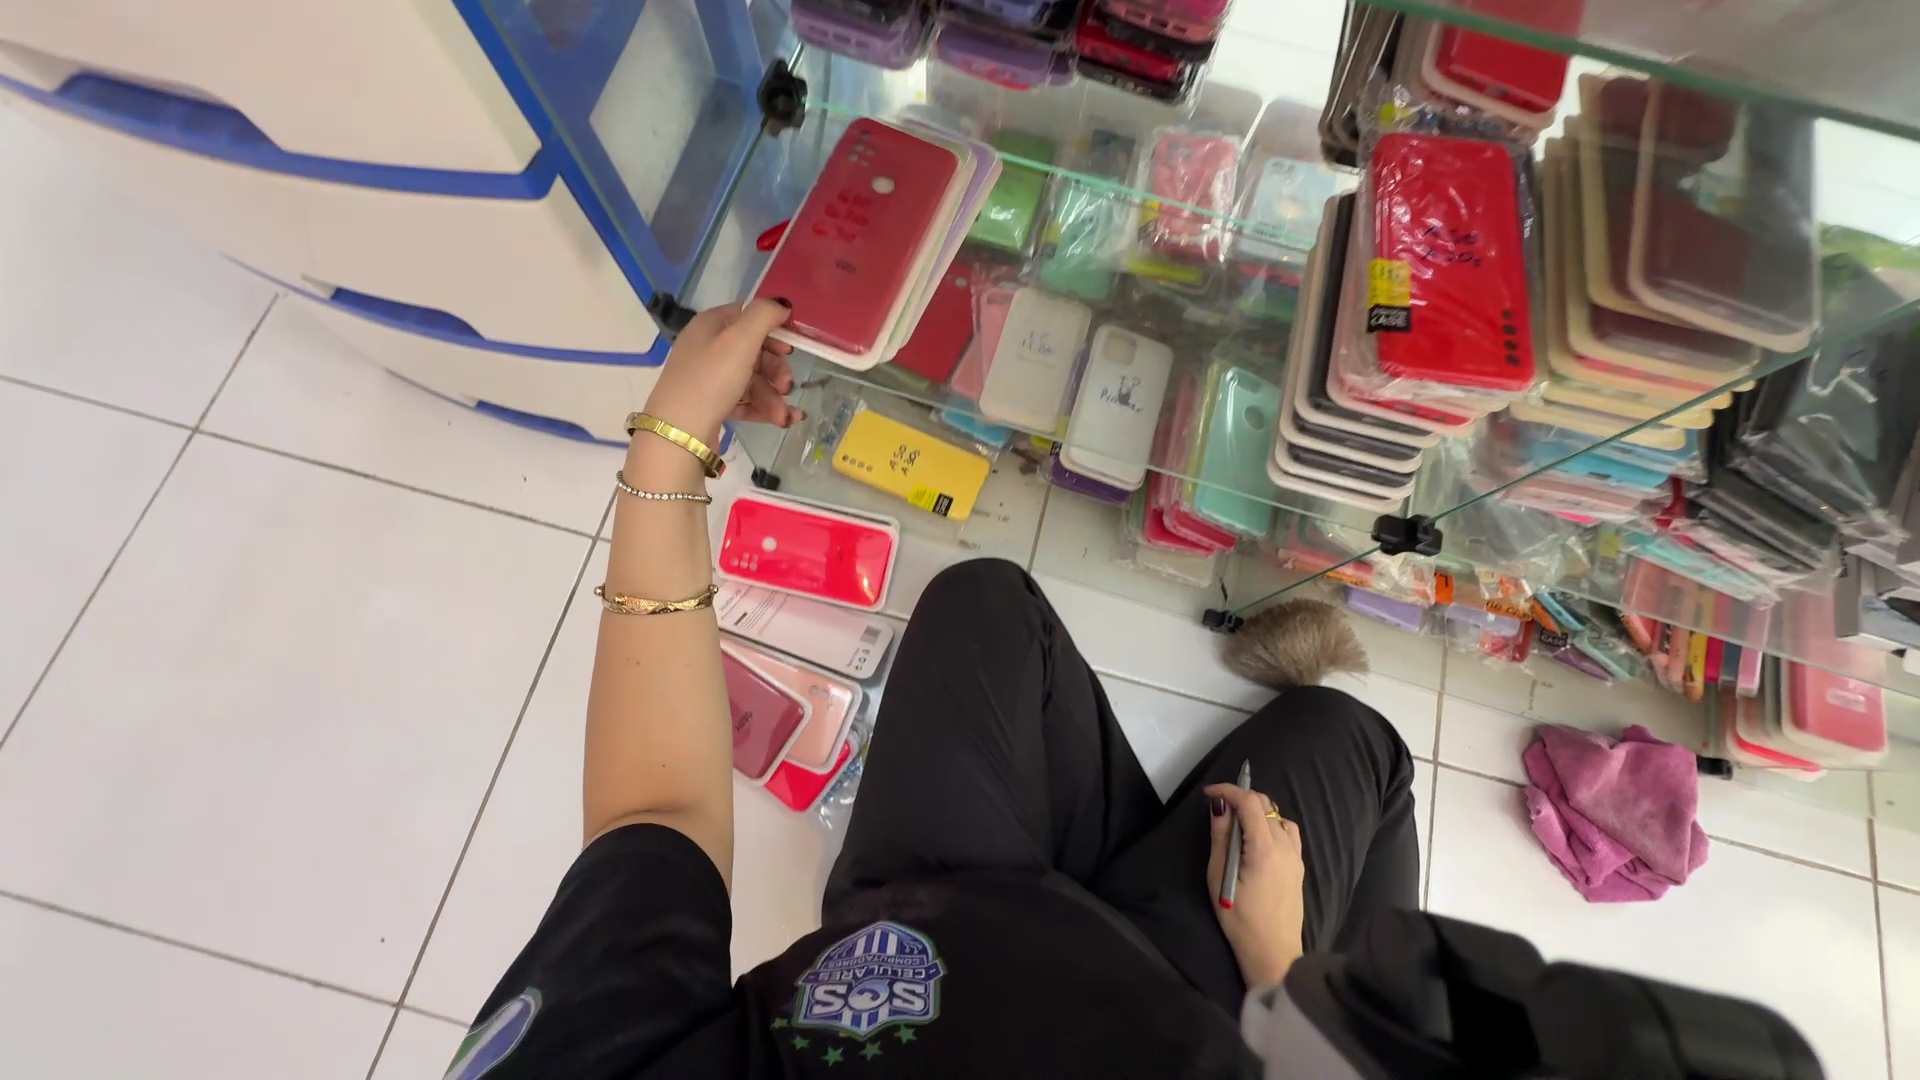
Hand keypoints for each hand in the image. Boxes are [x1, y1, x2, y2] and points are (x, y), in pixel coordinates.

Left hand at [641, 299, 802, 444]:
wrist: (680, 432)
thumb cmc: (711, 379)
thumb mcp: (740, 340)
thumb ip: (764, 316)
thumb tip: (782, 304)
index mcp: (711, 325)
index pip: (748, 317)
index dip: (773, 330)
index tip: (791, 349)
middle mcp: (708, 347)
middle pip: (755, 352)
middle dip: (777, 371)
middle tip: (788, 386)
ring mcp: (710, 378)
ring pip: (753, 380)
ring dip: (774, 397)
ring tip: (784, 417)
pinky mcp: (713, 404)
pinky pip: (745, 401)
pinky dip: (764, 409)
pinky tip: (783, 420)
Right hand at [1205, 784, 1306, 989]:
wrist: (1273, 954)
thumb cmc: (1240, 918)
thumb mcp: (1219, 877)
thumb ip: (1221, 838)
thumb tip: (1219, 807)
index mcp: (1264, 848)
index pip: (1249, 802)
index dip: (1228, 790)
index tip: (1208, 794)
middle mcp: (1285, 847)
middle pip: (1265, 804)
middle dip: (1240, 797)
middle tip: (1218, 808)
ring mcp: (1296, 856)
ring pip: (1278, 816)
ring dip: (1256, 810)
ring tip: (1237, 823)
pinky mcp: (1299, 866)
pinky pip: (1288, 831)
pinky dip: (1271, 824)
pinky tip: (1257, 838)